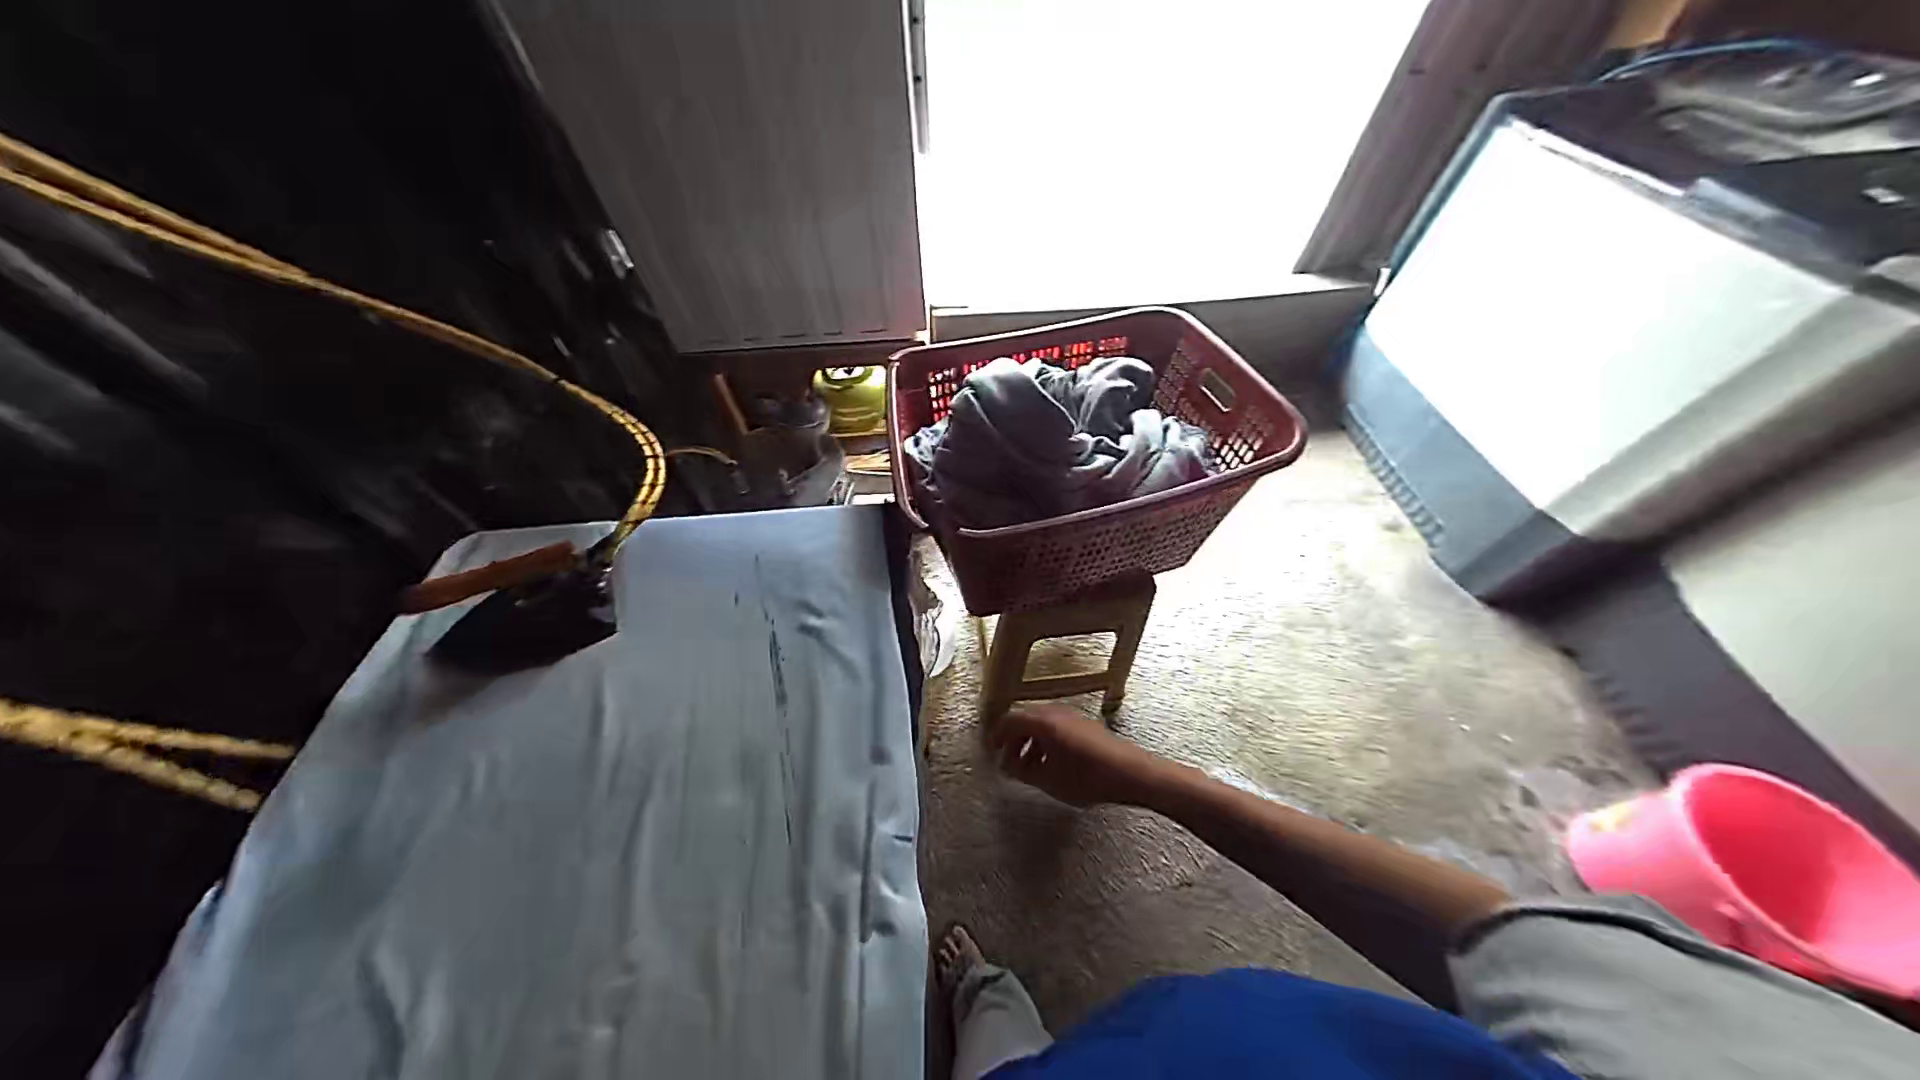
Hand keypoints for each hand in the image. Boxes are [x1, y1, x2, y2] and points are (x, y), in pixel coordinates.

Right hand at [987, 704, 1176, 807]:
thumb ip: (1022, 771)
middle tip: (1008, 758)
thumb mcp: (1047, 780)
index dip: (998, 735)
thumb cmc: (1089, 776)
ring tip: (1029, 766)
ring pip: (1042, 724)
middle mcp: (1056, 713)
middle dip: (1014, 739)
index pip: (1010, 720)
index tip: (993, 749)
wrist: (1131, 773)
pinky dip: (1047, 741)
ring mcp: (1073, 717)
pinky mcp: (1085, 726)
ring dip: (1031, 741)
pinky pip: (1057, 727)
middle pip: (1025, 719)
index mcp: (1043, 721)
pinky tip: (1051, 763)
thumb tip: (1009, 765)